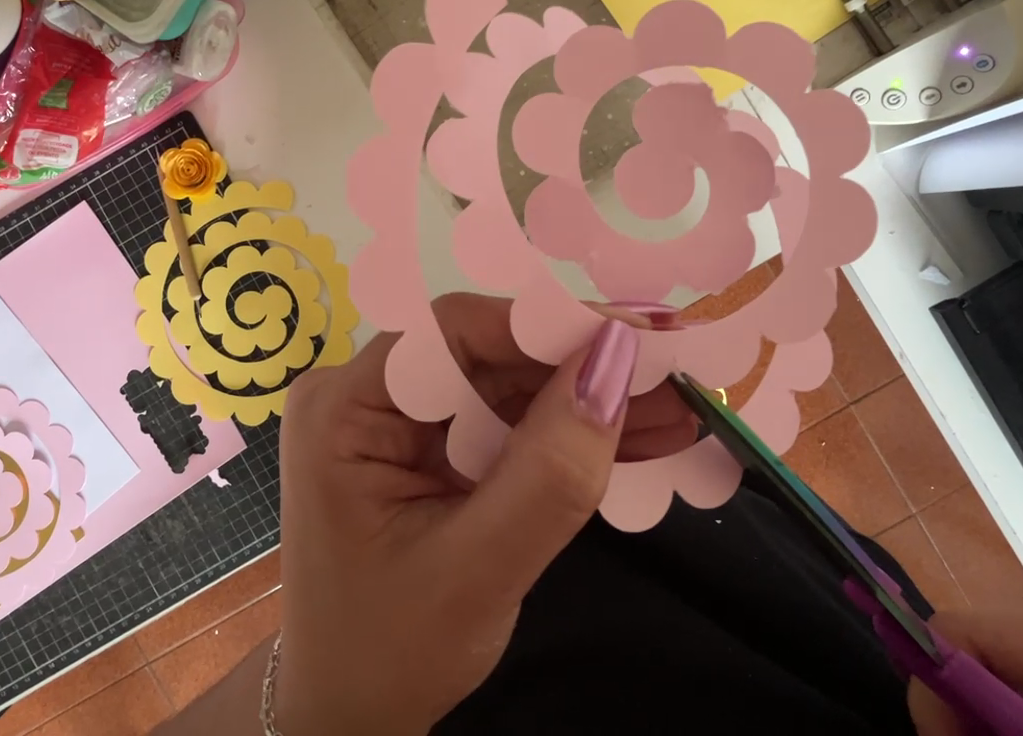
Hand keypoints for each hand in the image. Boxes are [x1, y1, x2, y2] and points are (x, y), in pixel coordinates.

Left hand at [272, 293, 691, 734]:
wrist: (348, 714)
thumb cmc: (389, 652)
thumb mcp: (476, 570)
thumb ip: (548, 472)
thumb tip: (614, 364)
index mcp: (344, 408)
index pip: (450, 333)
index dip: (545, 325)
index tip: (636, 332)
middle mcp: (364, 395)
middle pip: (486, 355)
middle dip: (582, 367)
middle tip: (675, 369)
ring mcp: (396, 423)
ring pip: (506, 389)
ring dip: (588, 402)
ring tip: (679, 408)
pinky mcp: (427, 451)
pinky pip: (504, 427)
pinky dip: (567, 437)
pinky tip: (638, 439)